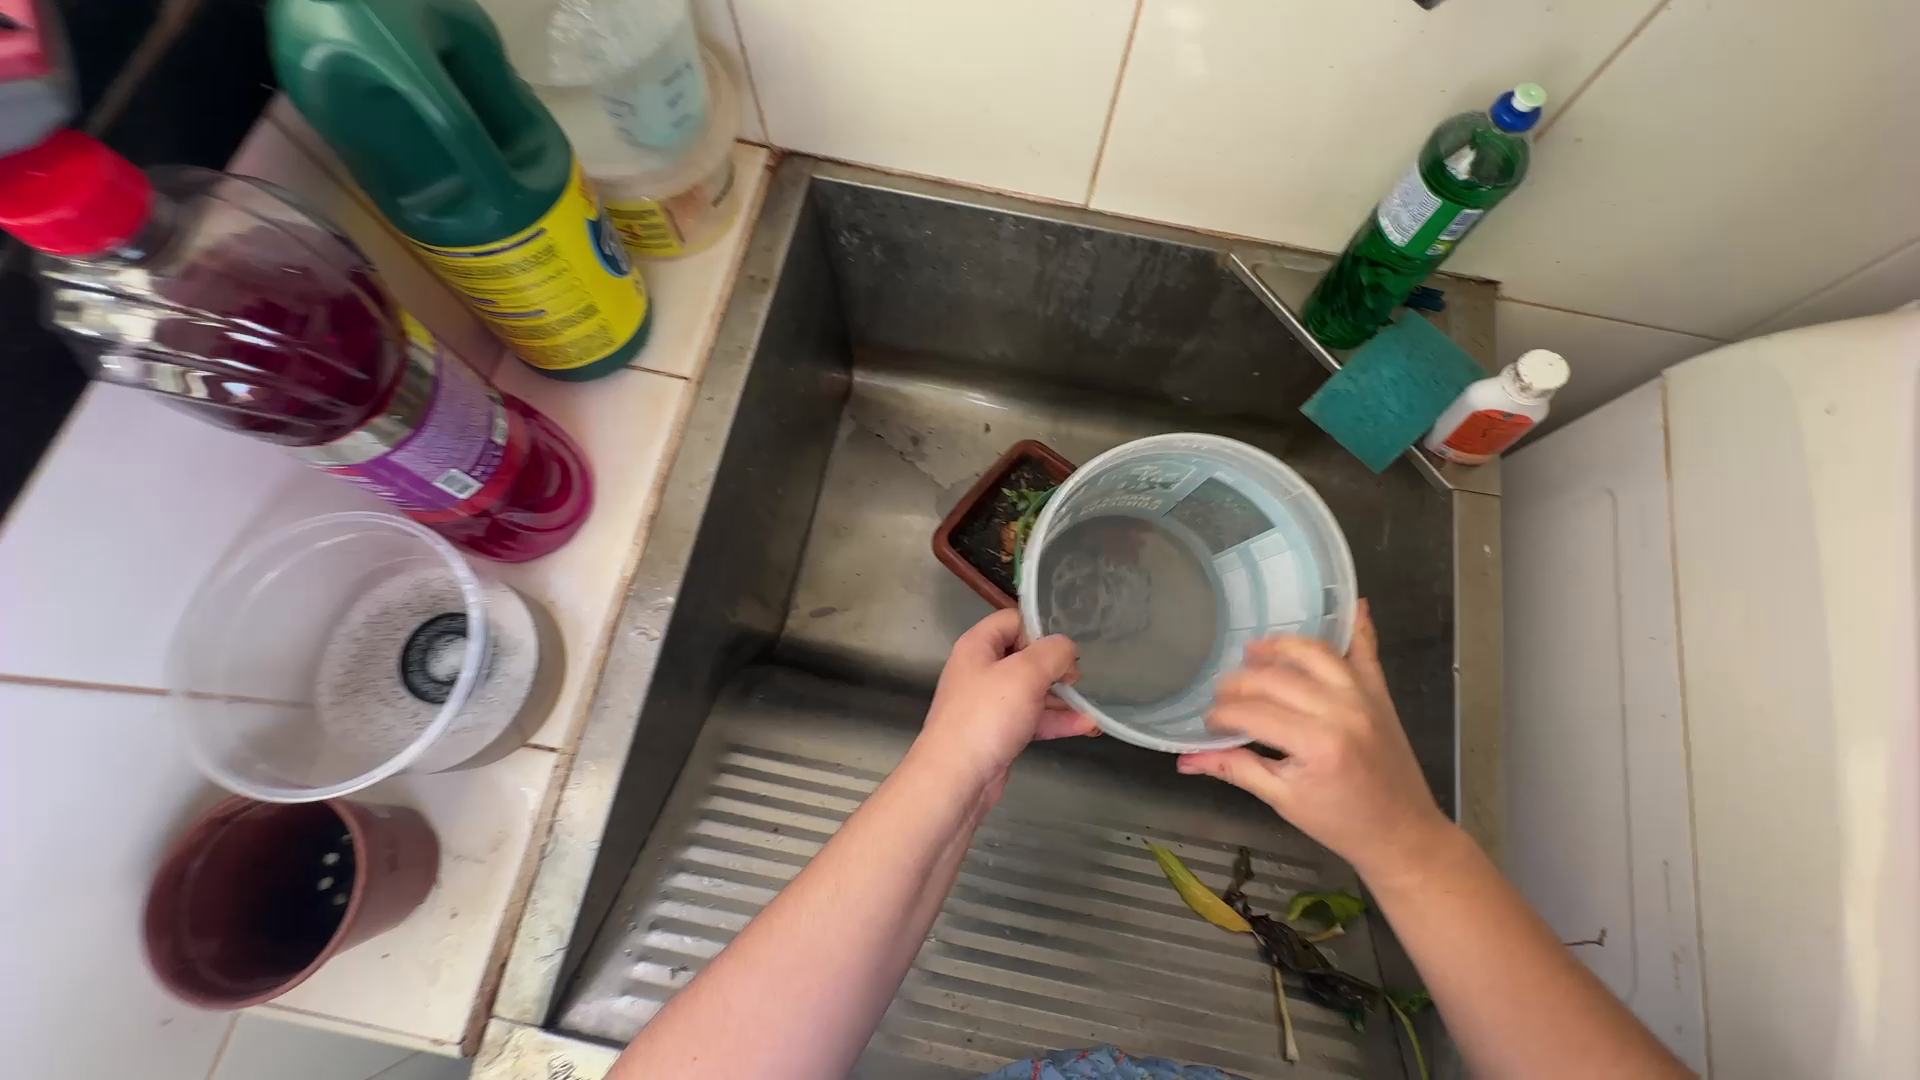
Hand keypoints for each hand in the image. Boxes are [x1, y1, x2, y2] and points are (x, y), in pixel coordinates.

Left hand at [915, 608, 1097, 794]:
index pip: (1013, 621)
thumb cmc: (987, 716)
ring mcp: (988, 704)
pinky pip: (1031, 719)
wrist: (956, 778)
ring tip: (1092, 707)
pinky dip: (1056, 721)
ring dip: (1062, 698)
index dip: (1040, 630)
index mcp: (978, 646)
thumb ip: (1053, 653)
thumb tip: (1067, 651)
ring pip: (1031, 691)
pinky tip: (1086, 726)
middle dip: (1056, 667)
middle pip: (1025, 657)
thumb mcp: (1026, 673)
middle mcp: (980, 670)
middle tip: (1079, 680)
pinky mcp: (998, 732)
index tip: (1064, 650)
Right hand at [1177, 601, 1452, 880]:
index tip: (1209, 723)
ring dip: (1280, 646)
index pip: (1253, 712)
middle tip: (1221, 695)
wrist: (1404, 835)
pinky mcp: (1380, 693)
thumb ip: (1234, 769)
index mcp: (1317, 744)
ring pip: (1314, 652)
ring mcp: (1364, 697)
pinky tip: (1349, 604)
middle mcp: (1342, 710)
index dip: (1222, 715)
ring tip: (1253, 652)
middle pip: (1275, 678)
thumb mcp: (1282, 800)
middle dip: (1239, 683)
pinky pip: (1367, 650)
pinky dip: (1358, 625)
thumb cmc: (1341, 823)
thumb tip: (1184, 760)